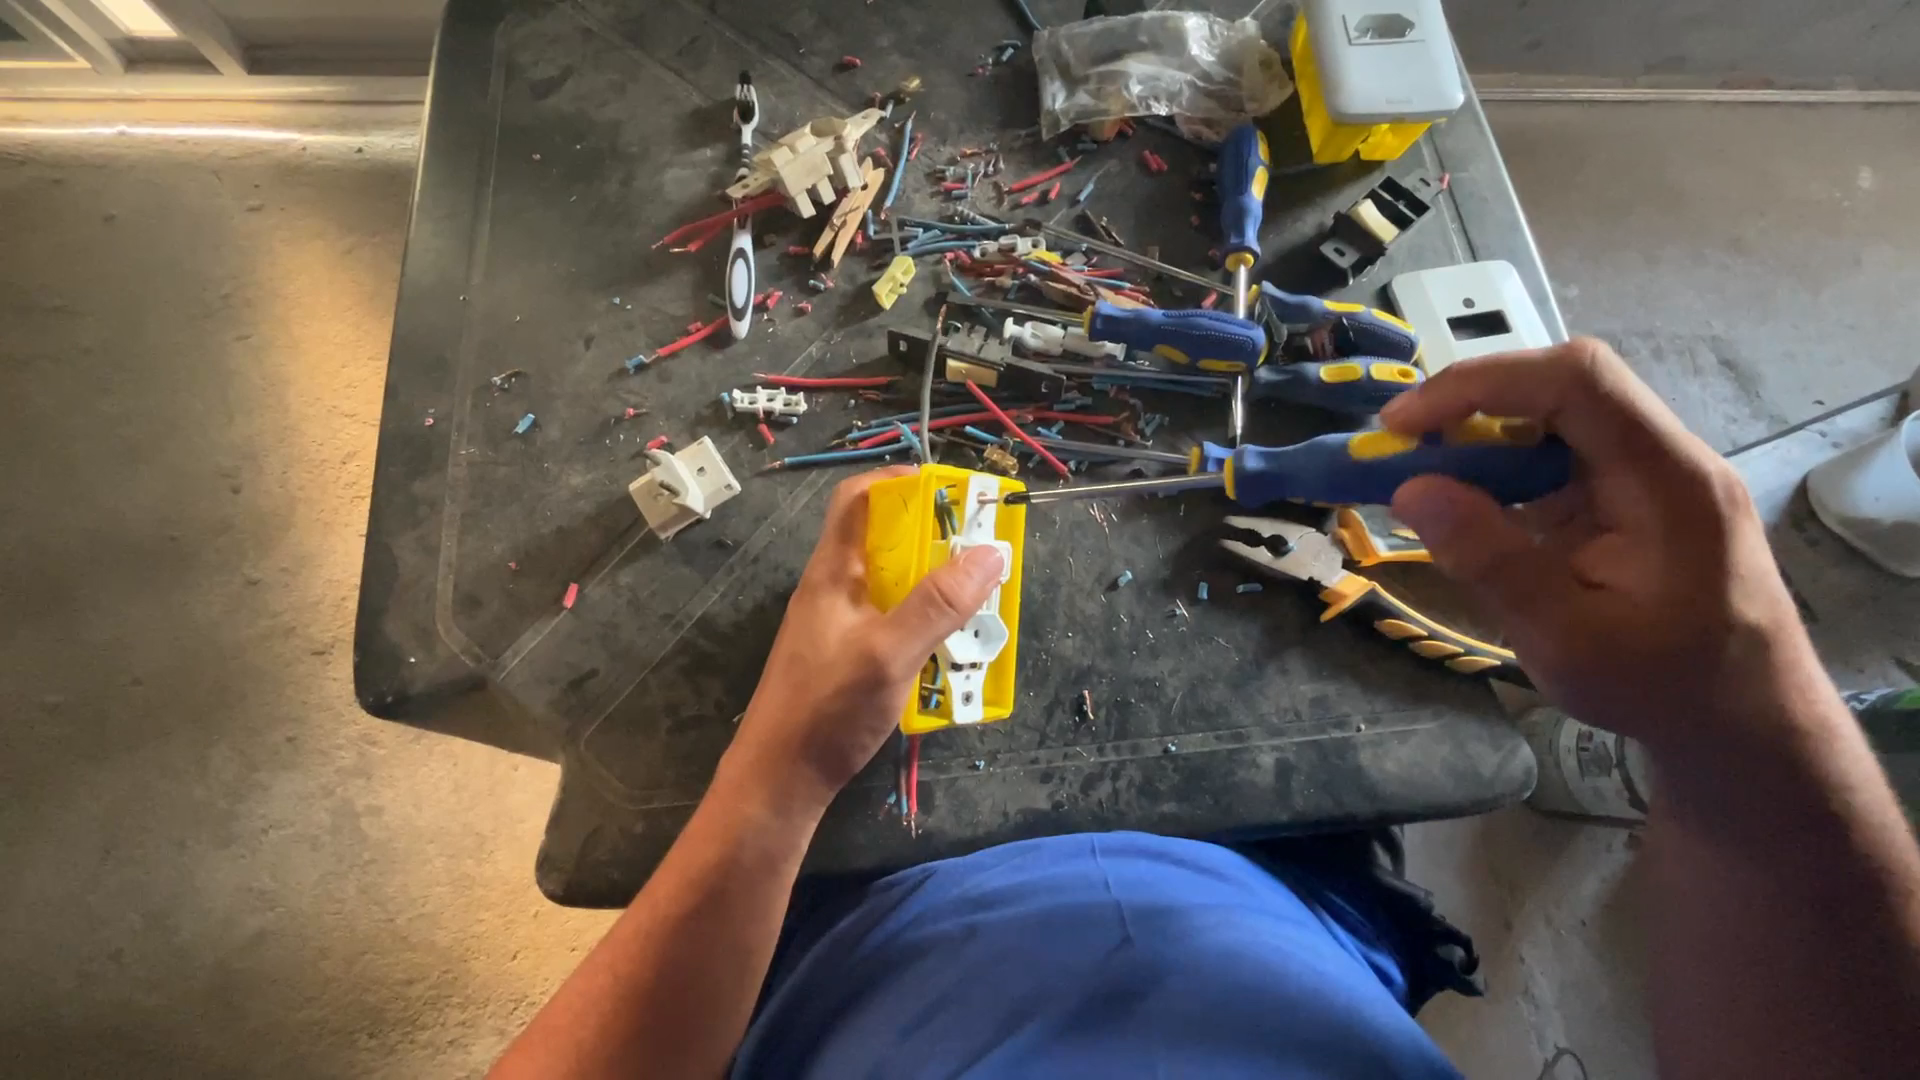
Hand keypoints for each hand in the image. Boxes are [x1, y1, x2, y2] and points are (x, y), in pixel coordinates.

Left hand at [718, 467, 1005, 813]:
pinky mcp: (845, 657)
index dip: (899, 482)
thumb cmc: (828, 710)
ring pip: (892, 585)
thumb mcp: (891, 652)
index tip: (948, 490)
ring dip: (933, 586)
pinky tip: (947, 649)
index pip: (857, 500)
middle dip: (934, 540)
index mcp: (834, 573)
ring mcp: (838, 625)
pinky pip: (890, 622)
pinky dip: (922, 623)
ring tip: (977, 601)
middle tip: (980, 552)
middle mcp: (833, 589)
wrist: (779, 780)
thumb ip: (940, 603)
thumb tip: (991, 551)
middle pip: (884, 542)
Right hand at [1380, 338, 1821, 749]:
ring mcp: (1645, 473)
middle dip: (1468, 404)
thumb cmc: (1659, 684)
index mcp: (1666, 480)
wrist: (1739, 718)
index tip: (1400, 426)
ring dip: (1475, 436)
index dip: (1479, 384)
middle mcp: (1663, 457)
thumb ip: (1489, 560)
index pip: (1575, 382)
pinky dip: (1492, 468)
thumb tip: (1409, 490)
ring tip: (1417, 476)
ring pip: (1551, 416)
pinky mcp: (1623, 495)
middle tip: (1399, 447)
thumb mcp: (1562, 638)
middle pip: (1562, 385)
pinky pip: (1550, 455)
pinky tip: (1463, 506)